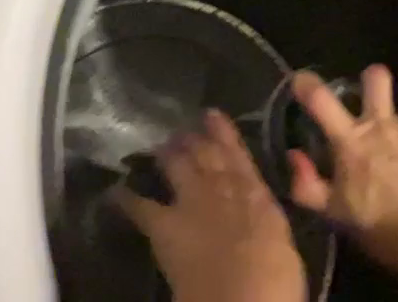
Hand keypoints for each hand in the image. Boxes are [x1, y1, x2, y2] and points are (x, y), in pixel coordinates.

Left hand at [112, 109, 305, 301]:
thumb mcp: (281, 240)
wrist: (240, 299)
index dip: (223, 133)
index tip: (211, 114)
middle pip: (203, 152)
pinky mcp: (164, 225)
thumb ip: (266, 218)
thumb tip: (259, 212)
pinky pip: (141, 206)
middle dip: (191, 140)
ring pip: (176, 164)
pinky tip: (116, 190)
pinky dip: (127, 198)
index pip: (237, 154)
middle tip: (181, 132)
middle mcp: (221, 186)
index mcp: (255, 194)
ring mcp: (190, 202)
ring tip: (160, 145)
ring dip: (167, 153)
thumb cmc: (273, 281)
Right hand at [286, 65, 397, 268]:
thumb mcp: (335, 213)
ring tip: (395, 162)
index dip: (306, 83)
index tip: (301, 81)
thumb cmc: (381, 227)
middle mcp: (381, 127)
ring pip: (397, 116)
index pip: (321, 99)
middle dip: (371, 78)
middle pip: (376, 78)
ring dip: (392, 132)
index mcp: (350, 142)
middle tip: (367, 96)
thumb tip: (294, 155)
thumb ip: (307, 185)